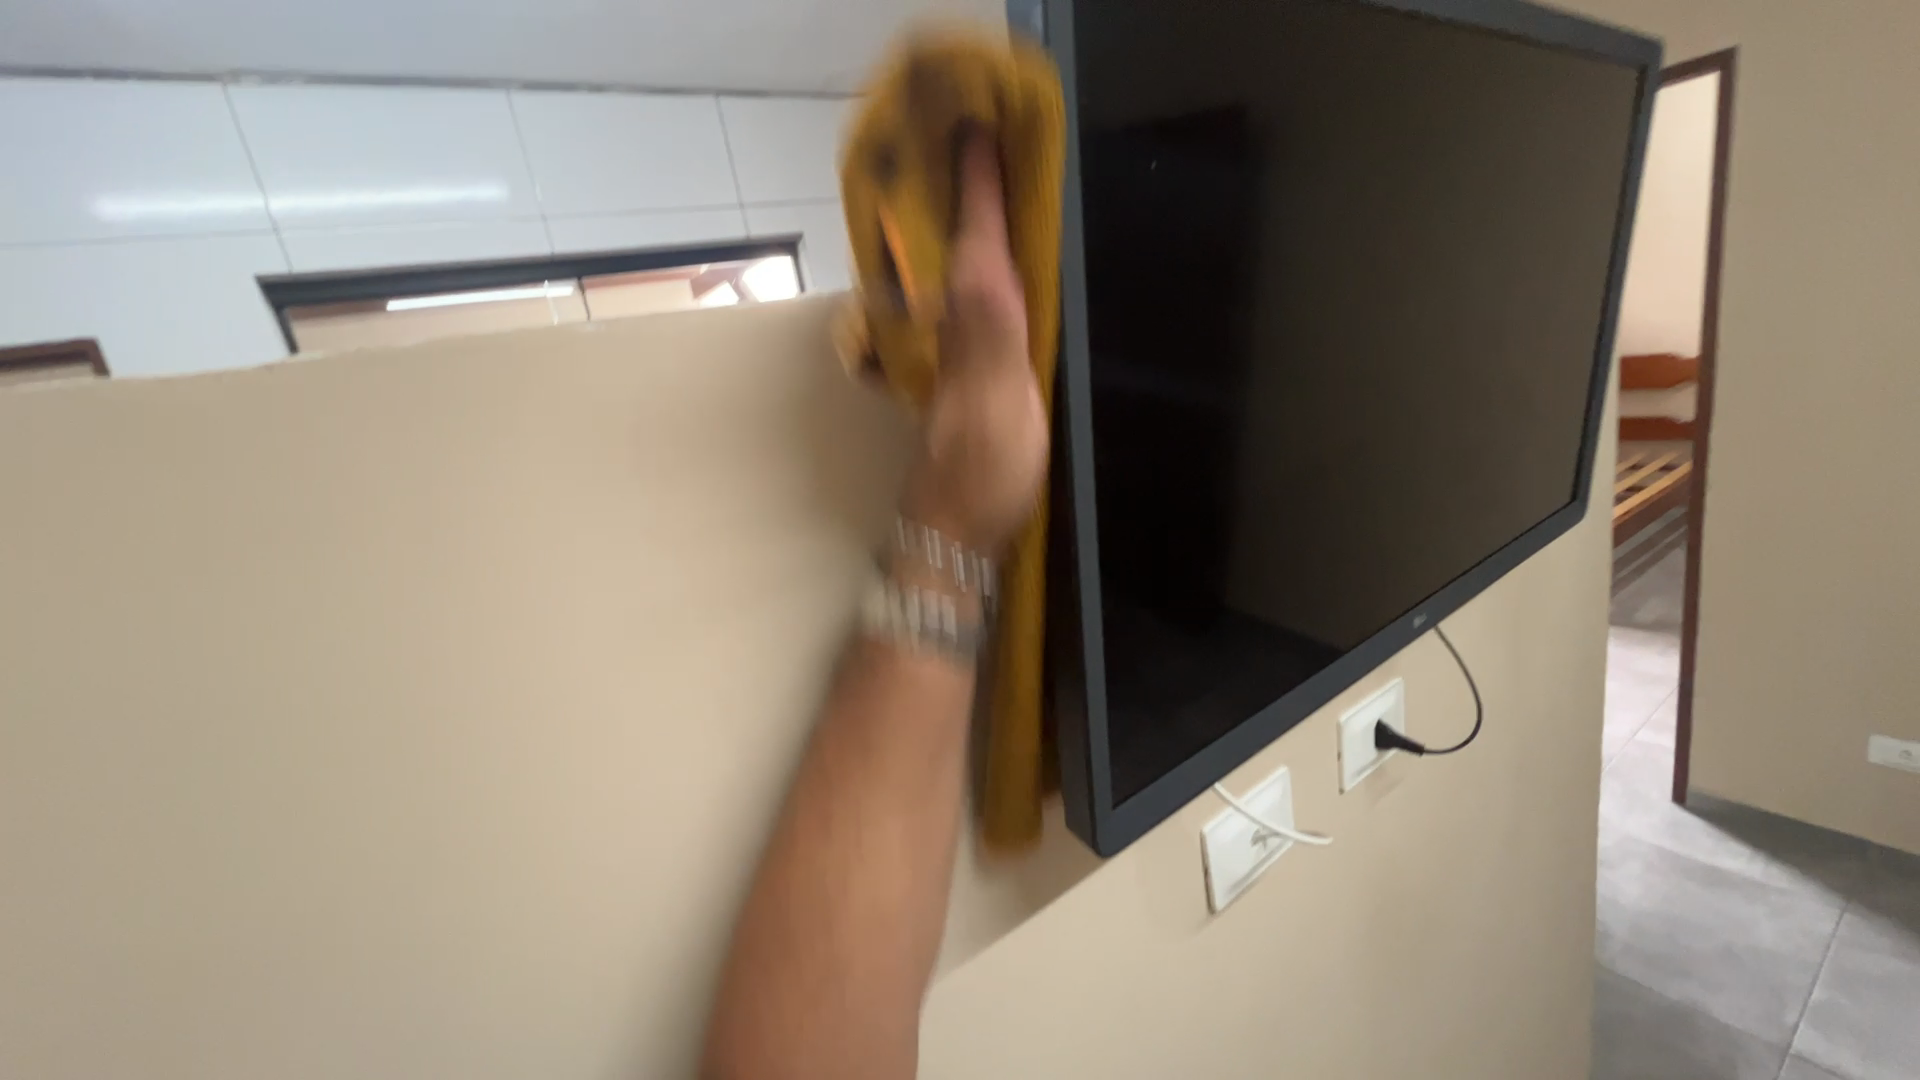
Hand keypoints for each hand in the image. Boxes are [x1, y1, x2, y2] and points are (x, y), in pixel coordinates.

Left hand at [900, 134, 1048, 556]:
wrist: (959, 525)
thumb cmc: (983, 468)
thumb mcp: (994, 396)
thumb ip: (989, 324)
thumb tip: (980, 253)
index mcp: (966, 321)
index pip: (974, 233)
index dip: (979, 182)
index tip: (982, 129)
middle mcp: (953, 326)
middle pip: (957, 242)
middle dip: (966, 188)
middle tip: (982, 135)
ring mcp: (957, 349)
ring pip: (961, 267)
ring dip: (971, 220)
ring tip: (991, 177)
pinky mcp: (967, 373)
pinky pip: (973, 298)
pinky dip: (980, 263)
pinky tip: (996, 255)